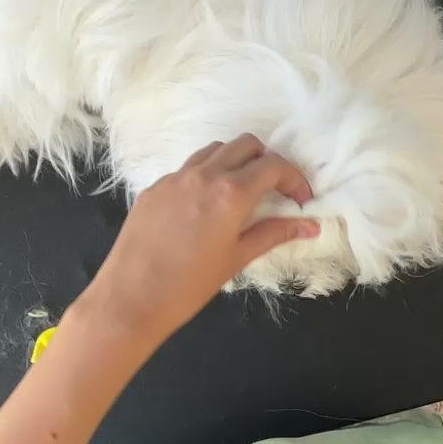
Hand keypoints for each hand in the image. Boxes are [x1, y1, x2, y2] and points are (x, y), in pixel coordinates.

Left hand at [72, 135, 319, 345]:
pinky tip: (204, 207)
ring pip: (214, 150)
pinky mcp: (154, 187)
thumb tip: (312, 225)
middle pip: (246, 145)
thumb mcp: (237, 258)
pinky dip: (206, 176)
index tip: (301, 199)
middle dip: (267, 162)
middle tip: (274, 191)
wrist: (130, 299)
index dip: (295, 179)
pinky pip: (188, 168)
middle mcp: (204, 175)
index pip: (273, 166)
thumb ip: (275, 234)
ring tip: (240, 193)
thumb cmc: (189, 286)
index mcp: (230, 193)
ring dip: (235, 162)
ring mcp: (175, 178)